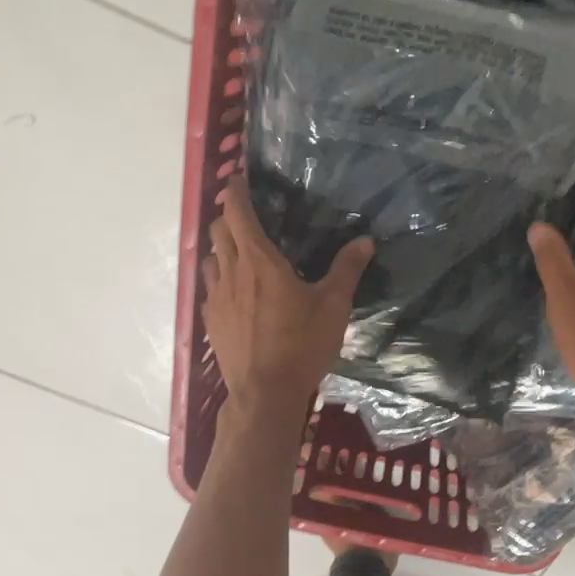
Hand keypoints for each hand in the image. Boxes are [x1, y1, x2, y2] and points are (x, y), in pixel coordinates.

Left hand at [203, 176, 373, 417]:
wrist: (265, 394)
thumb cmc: (301, 346)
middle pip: (218, 230)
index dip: (236, 190)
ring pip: (210, 260)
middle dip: (229, 219)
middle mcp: (230, 273)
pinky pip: (210, 292)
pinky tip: (236, 298)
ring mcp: (215, 299)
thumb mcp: (333, 307)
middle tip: (249, 221)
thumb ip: (347, 270)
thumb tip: (364, 241)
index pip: (235, 210)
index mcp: (258, 260)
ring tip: (242, 260)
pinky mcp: (211, 324)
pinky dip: (220, 284)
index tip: (241, 181)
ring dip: (222, 252)